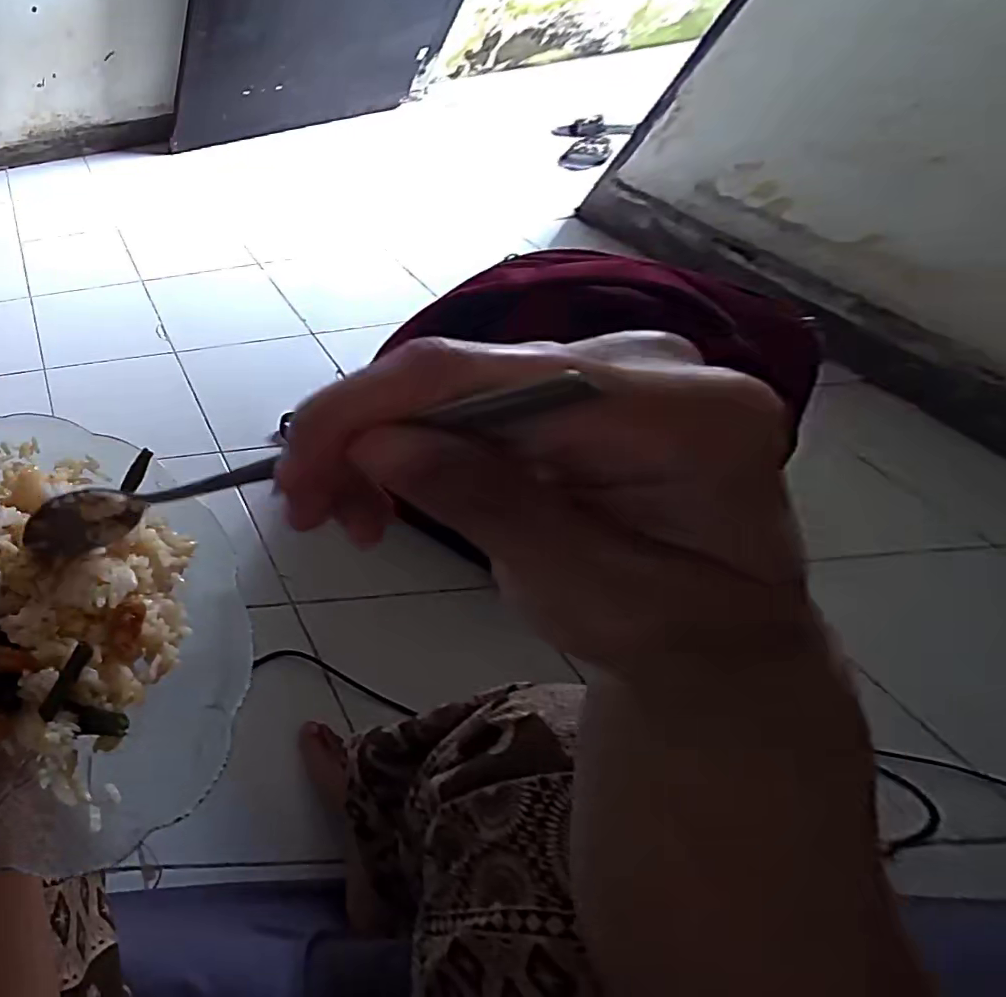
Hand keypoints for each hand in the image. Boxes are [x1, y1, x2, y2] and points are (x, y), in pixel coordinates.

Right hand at [274, 332, 815, 672]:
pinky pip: (445, 406)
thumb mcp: (579, 591)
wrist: (708, 640)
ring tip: (340, 519)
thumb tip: (373, 444)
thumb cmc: (667, 636)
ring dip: (366, 449)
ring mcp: (589, 371)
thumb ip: (484, 505)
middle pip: (446, 373)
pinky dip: (396, 451)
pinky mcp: (551, 391)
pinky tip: (376, 500)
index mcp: (677, 412)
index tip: (297, 471)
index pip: (482, 376)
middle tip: (300, 506)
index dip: (367, 410)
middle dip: (353, 436)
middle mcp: (633, 365)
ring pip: (431, 388)